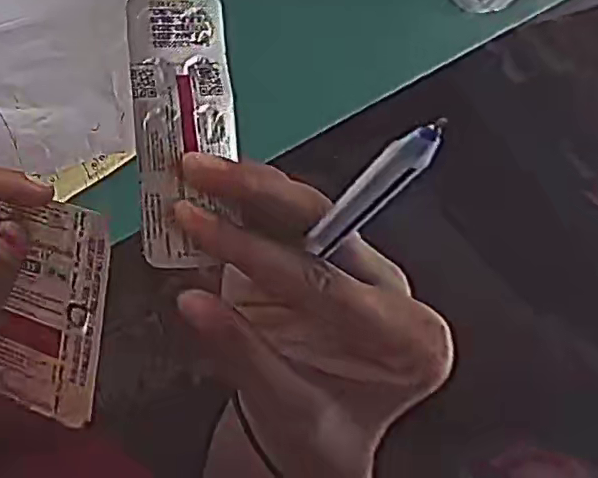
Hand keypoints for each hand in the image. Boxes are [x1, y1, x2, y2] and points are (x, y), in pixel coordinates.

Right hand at [175, 154, 452, 477]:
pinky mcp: (316, 241)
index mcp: (405, 337)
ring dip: (241, 180)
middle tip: (198, 172)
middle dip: (253, 189)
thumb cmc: (317, 429)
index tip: (197, 226)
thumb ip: (241, 350)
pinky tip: (204, 179)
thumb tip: (192, 302)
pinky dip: (237, 190)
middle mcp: (383, 286)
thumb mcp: (286, 407)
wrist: (316, 429)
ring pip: (297, 202)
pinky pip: (277, 205)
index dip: (250, 248)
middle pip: (318, 218)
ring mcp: (351, 259)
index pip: (320, 279)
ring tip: (193, 168)